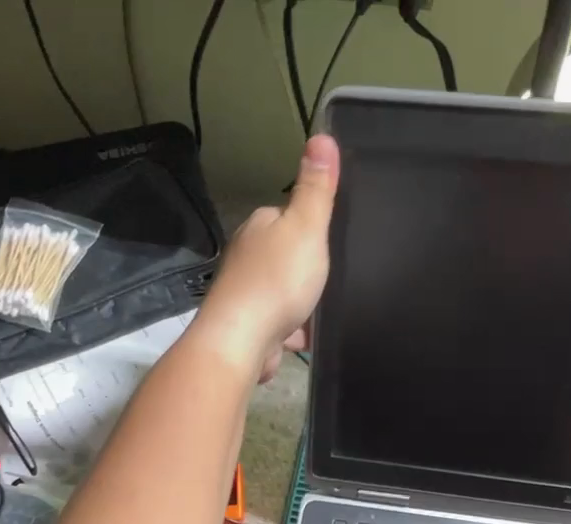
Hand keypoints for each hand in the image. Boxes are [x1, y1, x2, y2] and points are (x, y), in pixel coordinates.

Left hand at [192, 135, 338, 382]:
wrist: (240, 341)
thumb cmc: (276, 281)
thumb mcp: (306, 227)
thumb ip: (316, 189)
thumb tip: (321, 136)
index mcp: (259, 226)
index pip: (288, 216)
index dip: (311, 227)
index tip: (329, 242)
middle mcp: (245, 256)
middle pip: (286, 256)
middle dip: (306, 269)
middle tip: (327, 281)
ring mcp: (244, 293)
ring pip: (283, 293)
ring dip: (300, 303)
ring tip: (317, 311)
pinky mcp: (247, 326)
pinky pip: (279, 324)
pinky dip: (292, 331)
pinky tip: (303, 337)